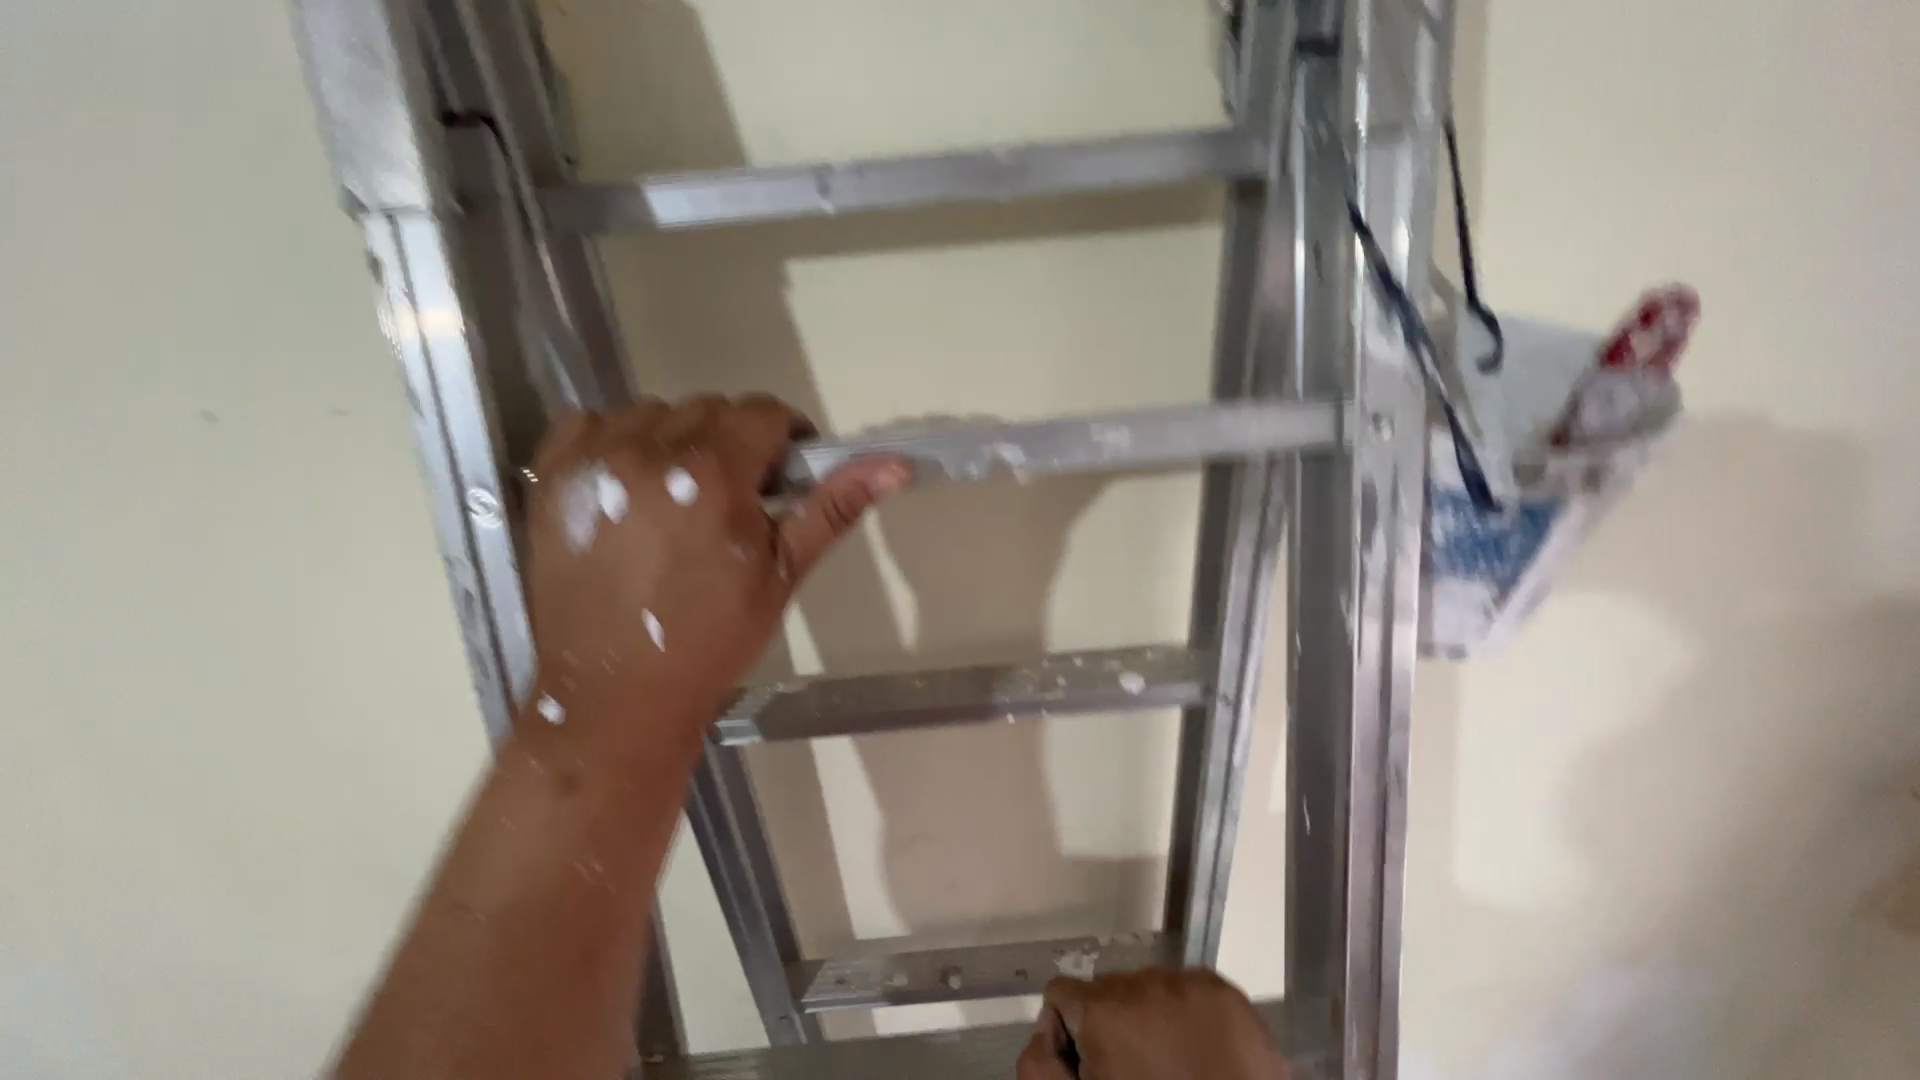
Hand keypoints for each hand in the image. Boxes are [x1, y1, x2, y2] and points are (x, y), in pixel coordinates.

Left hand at [517, 395, 907, 748]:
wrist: (617, 694)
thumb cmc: (712, 639)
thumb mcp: (783, 573)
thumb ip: (832, 508)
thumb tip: (894, 465)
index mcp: (714, 474)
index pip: (763, 412)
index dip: (785, 438)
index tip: (783, 474)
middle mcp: (650, 452)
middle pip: (710, 409)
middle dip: (734, 441)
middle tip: (735, 495)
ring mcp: (594, 461)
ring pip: (653, 412)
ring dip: (677, 440)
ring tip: (678, 494)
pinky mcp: (553, 478)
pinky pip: (589, 422)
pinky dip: (614, 441)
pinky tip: (627, 485)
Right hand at [1016, 970, 1287, 1079]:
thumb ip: (1040, 1065)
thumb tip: (1042, 1032)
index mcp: (1100, 1010)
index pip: (1060, 995)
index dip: (1065, 1032)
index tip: (1087, 1066)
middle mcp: (1140, 982)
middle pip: (1106, 990)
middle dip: (1110, 1023)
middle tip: (1131, 1070)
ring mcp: (1187, 983)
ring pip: (1148, 987)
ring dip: (1149, 1016)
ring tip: (1169, 1062)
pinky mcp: (1225, 991)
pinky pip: (1190, 987)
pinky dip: (1188, 1012)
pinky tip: (1198, 1050)